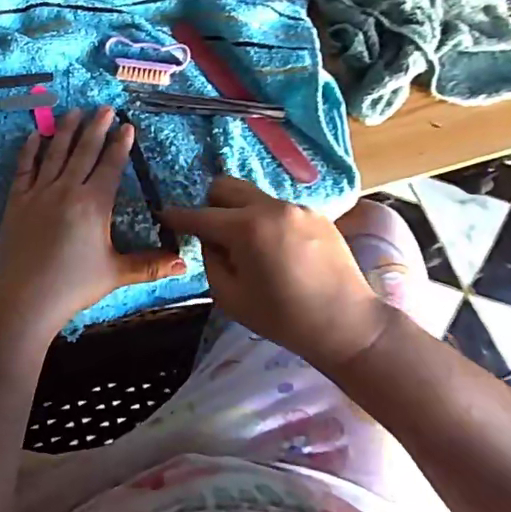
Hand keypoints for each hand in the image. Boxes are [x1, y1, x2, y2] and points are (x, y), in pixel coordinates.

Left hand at [0, 107, 185, 332]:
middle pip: (84, 151)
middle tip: (104, 108)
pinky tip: (37, 134)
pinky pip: (24, 168)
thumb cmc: (74, 285)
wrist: (26, 298)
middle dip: (96, 127)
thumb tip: (185, 264)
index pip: (110, 166)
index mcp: (94, 204)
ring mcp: (39, 193)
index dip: (120, 145)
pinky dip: (31, 149)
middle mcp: (67, 190)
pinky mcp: (17, 201)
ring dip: (66, 130)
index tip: (127, 126)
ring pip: (55, 153)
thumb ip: (150, 265)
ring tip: (74, 111)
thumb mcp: (116, 274)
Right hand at [160, 176, 392, 375]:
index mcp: (247, 228)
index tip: (163, 215)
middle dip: (210, 203)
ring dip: (240, 213)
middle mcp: (272, 208)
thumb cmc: (282, 318)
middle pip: (227, 186)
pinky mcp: (318, 215)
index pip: (201, 215)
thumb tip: (210, 241)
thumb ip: (212, 261)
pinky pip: (279, 210)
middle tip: (208, 229)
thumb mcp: (230, 297)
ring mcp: (298, 208)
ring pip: (254, 197)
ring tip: (246, 245)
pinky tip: (275, 250)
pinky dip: (266, 222)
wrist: (346, 325)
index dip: (177, 216)